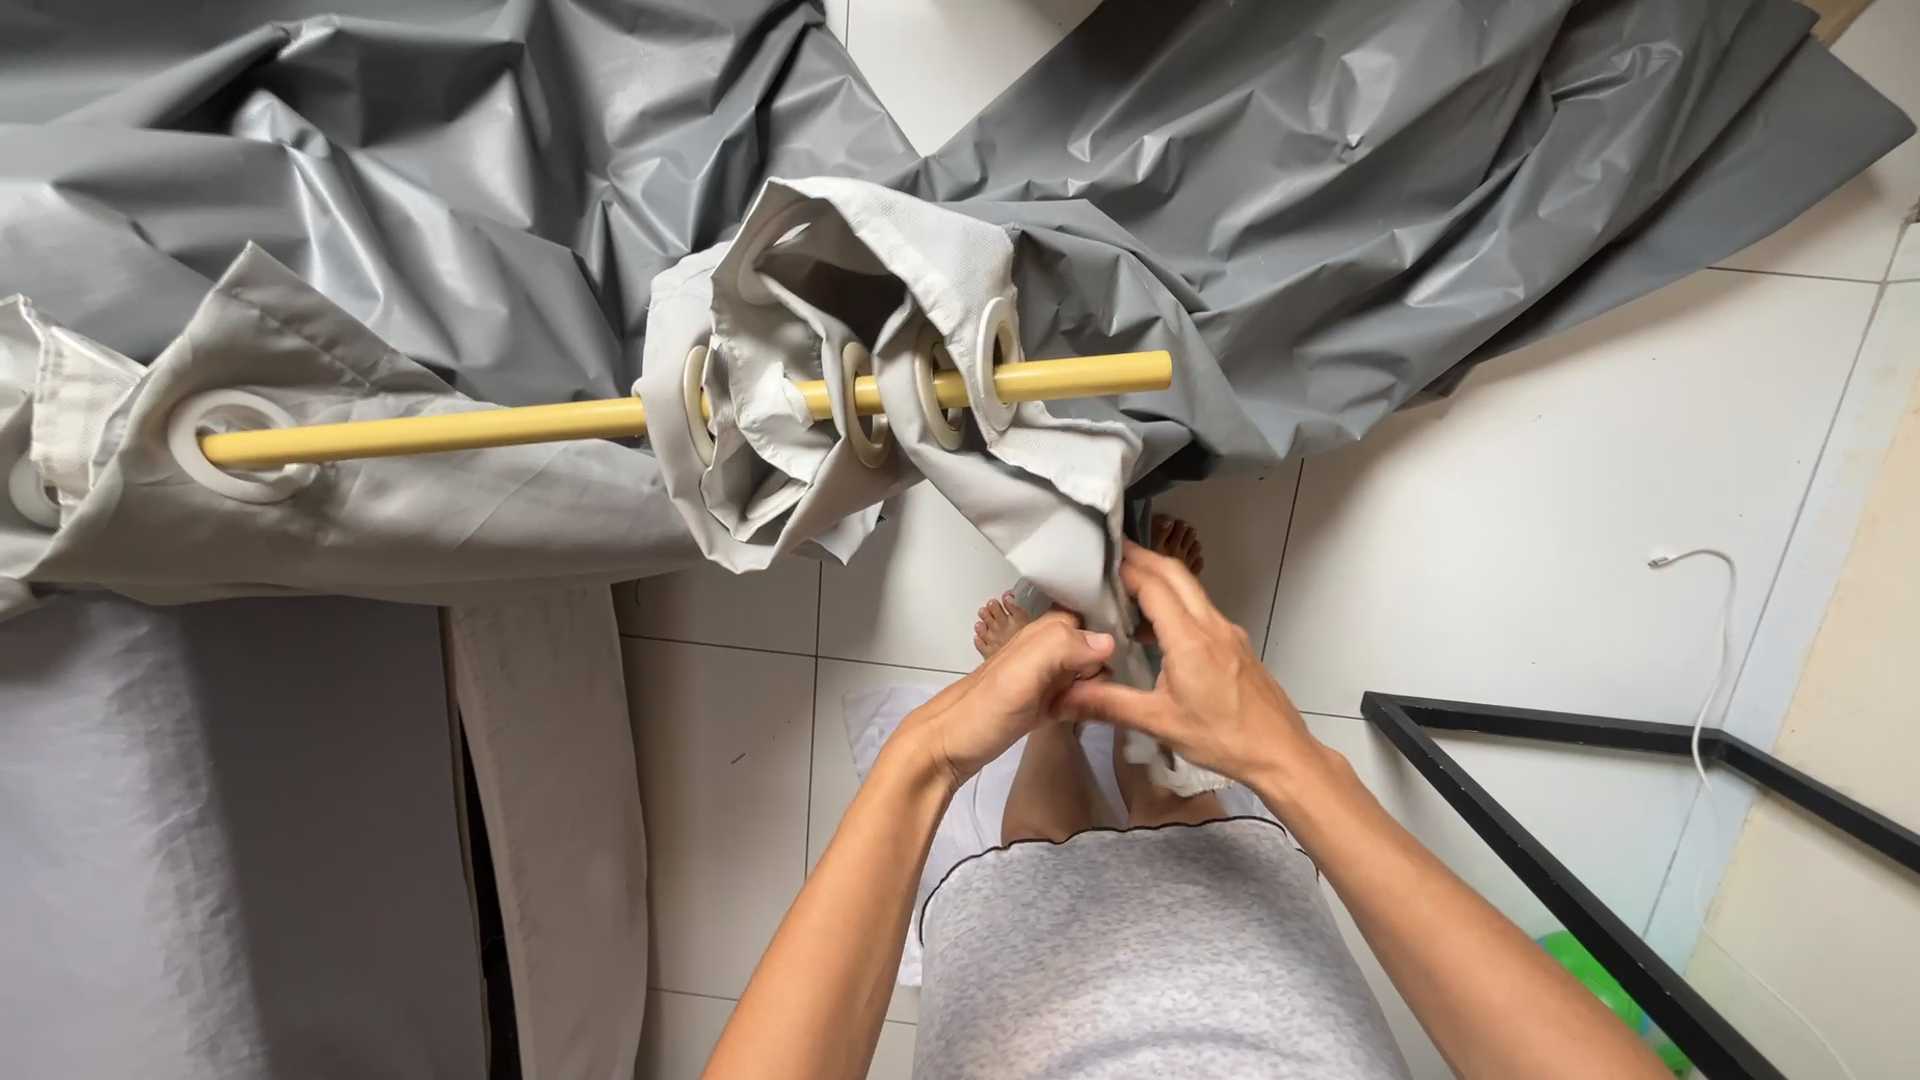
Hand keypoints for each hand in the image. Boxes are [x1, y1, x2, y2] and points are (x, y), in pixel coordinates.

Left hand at [894, 611, 1113, 791]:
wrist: (947, 749)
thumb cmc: (983, 708)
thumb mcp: (1022, 671)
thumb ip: (1061, 648)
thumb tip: (1110, 642)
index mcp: (1046, 630)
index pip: (1097, 614)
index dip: (1118, 625)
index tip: (1141, 648)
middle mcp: (1051, 647)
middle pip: (1101, 645)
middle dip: (1114, 662)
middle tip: (1119, 687)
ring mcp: (1049, 675)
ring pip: (1093, 671)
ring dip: (1103, 686)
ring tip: (1107, 704)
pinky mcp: (1048, 702)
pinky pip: (1082, 696)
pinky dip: (1089, 705)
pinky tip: (1087, 715)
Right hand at [1063, 541, 1329, 788]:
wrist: (1282, 755)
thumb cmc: (1223, 739)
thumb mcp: (1158, 723)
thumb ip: (1108, 704)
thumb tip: (1062, 698)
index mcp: (1189, 640)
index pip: (1153, 585)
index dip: (1124, 567)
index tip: (1097, 559)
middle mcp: (1212, 625)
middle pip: (1175, 573)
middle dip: (1142, 557)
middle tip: (1109, 553)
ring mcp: (1228, 632)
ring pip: (1190, 588)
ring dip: (1159, 577)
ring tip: (1125, 584)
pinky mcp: (1235, 643)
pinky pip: (1200, 608)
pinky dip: (1174, 601)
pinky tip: (1155, 626)